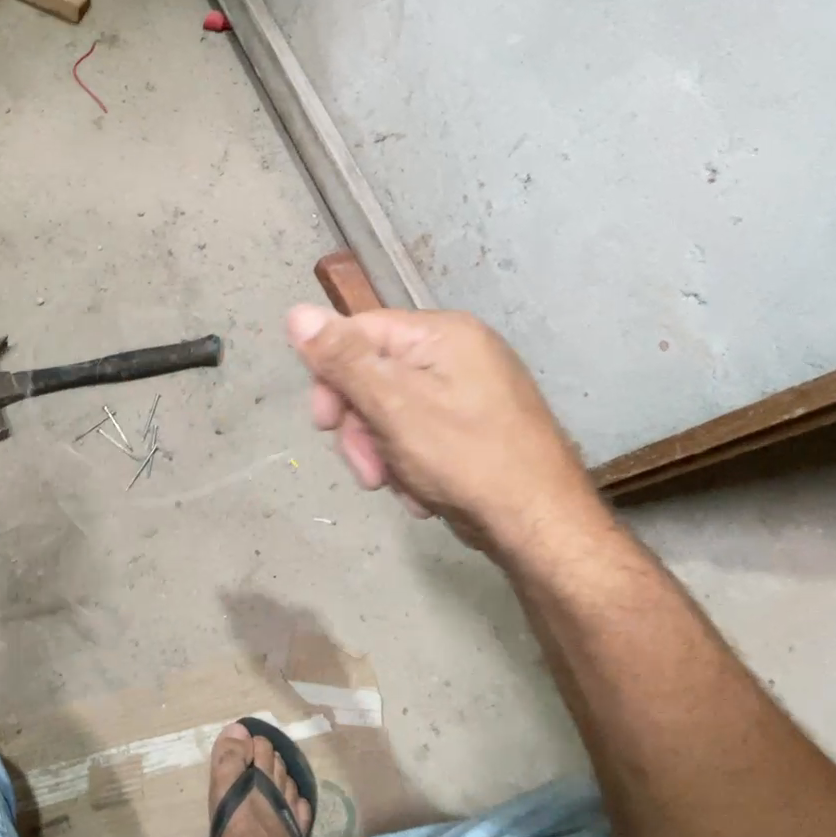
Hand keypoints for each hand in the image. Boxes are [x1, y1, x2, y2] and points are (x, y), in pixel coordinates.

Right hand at [286, 304, 606, 552]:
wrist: (539, 524)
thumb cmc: (465, 459)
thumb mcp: (392, 406)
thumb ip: (343, 359)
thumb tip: (296, 312)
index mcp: (441, 334)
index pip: (358, 333)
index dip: (329, 377)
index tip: (323, 424)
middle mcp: (456, 352)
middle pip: (370, 374)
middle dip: (357, 425)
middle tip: (365, 466)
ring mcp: (466, 390)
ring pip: (386, 409)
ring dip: (378, 450)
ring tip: (392, 483)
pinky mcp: (470, 424)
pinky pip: (413, 430)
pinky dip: (404, 460)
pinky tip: (416, 487)